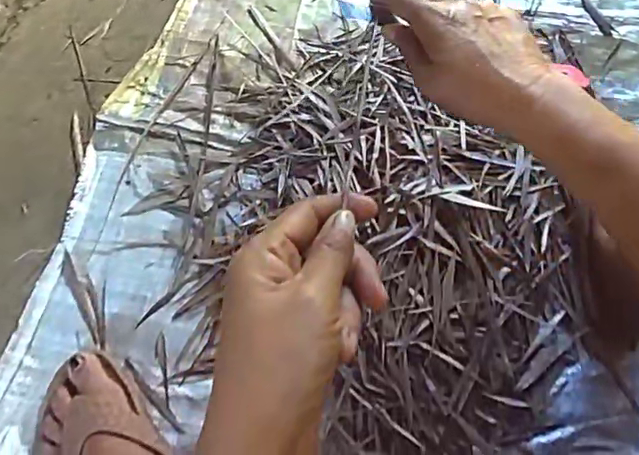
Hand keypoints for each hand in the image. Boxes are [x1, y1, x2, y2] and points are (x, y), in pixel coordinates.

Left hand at [198, 195, 387, 454]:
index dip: (340, 207)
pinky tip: (341, 353)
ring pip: (331, 282)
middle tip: (376, 295)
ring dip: (348, 307)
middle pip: (324, 248)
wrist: (263, 447)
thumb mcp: (314, 298)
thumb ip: (333, 250)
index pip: (305, 212)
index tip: (376, 211)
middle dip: (353, 271)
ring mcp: (280, 306)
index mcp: (262, 256)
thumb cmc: (283, 363)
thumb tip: (344, 215)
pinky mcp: (292, 335)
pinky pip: (327, 312)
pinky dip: (341, 328)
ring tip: (346, 340)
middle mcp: (268, 275)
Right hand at [370, 0, 580, 137]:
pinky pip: (480, 15)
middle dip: (422, 23)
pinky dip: (475, 28)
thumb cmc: (472, 94)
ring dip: (451, 27)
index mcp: (432, 18)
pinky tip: (486, 53)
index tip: (379, 9)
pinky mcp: (506, 12)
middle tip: (429, 54)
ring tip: (464, 58)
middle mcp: (457, 3)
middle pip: (428, 6)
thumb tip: (393, 28)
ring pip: (456, 11)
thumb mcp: (429, 80)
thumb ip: (408, 48)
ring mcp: (484, 5)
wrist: (528, 95)